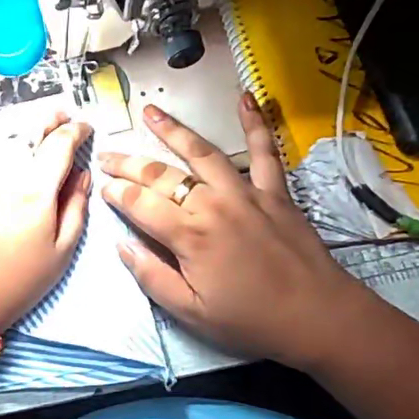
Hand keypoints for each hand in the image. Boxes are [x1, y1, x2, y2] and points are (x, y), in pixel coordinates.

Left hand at [0, 111, 91, 333]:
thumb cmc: (19, 280)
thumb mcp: (61, 251)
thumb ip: (76, 207)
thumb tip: (81, 175)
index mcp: (35, 189)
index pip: (59, 142)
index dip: (76, 130)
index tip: (86, 128)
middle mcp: (5, 174)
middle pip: (28, 129)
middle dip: (49, 118)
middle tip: (64, 118)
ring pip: (2, 135)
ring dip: (23, 126)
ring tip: (37, 130)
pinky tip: (5, 148)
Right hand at [98, 94, 393, 368]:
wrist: (316, 315)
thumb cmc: (250, 320)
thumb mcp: (191, 313)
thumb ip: (153, 278)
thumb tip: (123, 246)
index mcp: (190, 236)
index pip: (140, 204)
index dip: (116, 193)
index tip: (102, 187)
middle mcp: (213, 204)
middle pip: (162, 175)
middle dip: (129, 164)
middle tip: (107, 155)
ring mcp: (246, 193)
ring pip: (202, 153)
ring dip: (174, 130)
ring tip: (151, 113)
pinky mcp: (275, 191)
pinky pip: (265, 151)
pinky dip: (256, 124)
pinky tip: (247, 98)